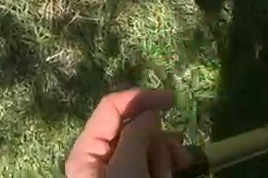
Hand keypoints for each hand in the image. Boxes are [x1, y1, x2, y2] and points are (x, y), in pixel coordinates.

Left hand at [64, 88, 191, 177]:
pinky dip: (165, 165)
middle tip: (175, 152)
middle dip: (157, 135)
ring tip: (178, 166)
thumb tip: (150, 111)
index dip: (141, 97)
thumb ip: (137, 133)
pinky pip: (151, 164)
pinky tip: (181, 168)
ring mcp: (118, 173)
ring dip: (164, 153)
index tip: (173, 99)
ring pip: (145, 146)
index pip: (112, 106)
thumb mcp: (128, 167)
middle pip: (132, 127)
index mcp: (86, 151)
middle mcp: (99, 159)